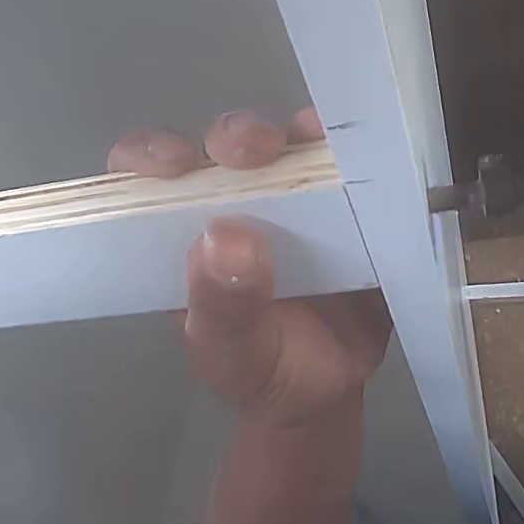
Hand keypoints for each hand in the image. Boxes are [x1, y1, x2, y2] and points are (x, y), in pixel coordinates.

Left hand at [110, 108, 391, 427]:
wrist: (335, 390)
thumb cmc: (268, 374)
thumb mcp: (235, 354)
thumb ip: (224, 308)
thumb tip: (225, 237)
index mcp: (191, 236)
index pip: (156, 180)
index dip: (153, 156)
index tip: (171, 165)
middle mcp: (241, 205)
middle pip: (229, 147)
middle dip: (238, 136)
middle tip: (256, 152)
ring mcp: (300, 201)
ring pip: (294, 144)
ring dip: (302, 133)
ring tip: (318, 141)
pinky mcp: (350, 206)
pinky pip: (353, 169)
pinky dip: (360, 152)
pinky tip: (370, 154)